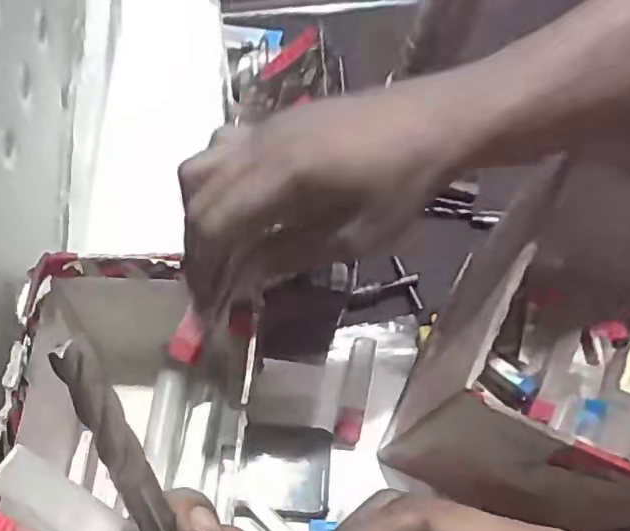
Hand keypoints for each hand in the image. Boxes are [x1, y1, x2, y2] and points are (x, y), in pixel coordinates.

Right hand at [179, 81, 466, 318]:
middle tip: (208, 295)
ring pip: (198, 173)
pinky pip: (218, 153)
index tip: (208, 311)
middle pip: (198, 203)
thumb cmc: (400, 187)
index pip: (215, 226)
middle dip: (197, 256)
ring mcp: (262, 128)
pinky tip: (232, 214)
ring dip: (197, 220)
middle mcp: (259, 145)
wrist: (432, 120)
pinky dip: (211, 190)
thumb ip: (288, 256)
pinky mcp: (271, 125)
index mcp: (282, 174)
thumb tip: (241, 280)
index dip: (205, 273)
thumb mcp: (350, 239)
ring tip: (214, 257)